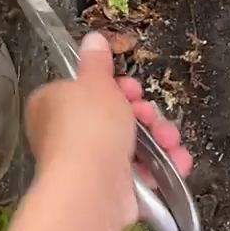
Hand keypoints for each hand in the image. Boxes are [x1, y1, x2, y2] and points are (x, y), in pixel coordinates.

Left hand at [25, 33, 193, 228]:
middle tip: (149, 115)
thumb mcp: (96, 84)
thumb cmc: (88, 128)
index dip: (114, 87)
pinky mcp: (110, 191)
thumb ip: (98, 63)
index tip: (131, 88)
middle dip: (143, 114)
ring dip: (159, 139)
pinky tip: (177, 161)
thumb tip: (93, 39)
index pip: (85, 89)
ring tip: (169, 140)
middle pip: (113, 117)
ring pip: (132, 145)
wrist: (92, 188)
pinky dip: (161, 167)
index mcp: (52, 105)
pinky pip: (141, 173)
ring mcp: (88, 166)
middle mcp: (65, 136)